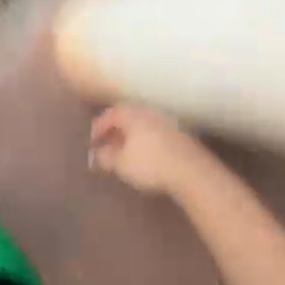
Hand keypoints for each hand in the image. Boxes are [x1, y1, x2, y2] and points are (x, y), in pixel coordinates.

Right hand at [88, 103, 229, 195]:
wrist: (193, 172)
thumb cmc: (150, 164)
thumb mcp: (120, 164)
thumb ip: (105, 157)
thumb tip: (97, 153)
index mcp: (132, 114)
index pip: (109, 114)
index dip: (97, 128)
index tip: (92, 143)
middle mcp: (150, 111)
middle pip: (127, 117)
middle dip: (115, 131)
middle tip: (108, 146)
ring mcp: (169, 121)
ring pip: (143, 124)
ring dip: (132, 136)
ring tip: (126, 152)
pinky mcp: (183, 134)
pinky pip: (157, 132)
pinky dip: (147, 140)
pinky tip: (147, 155)